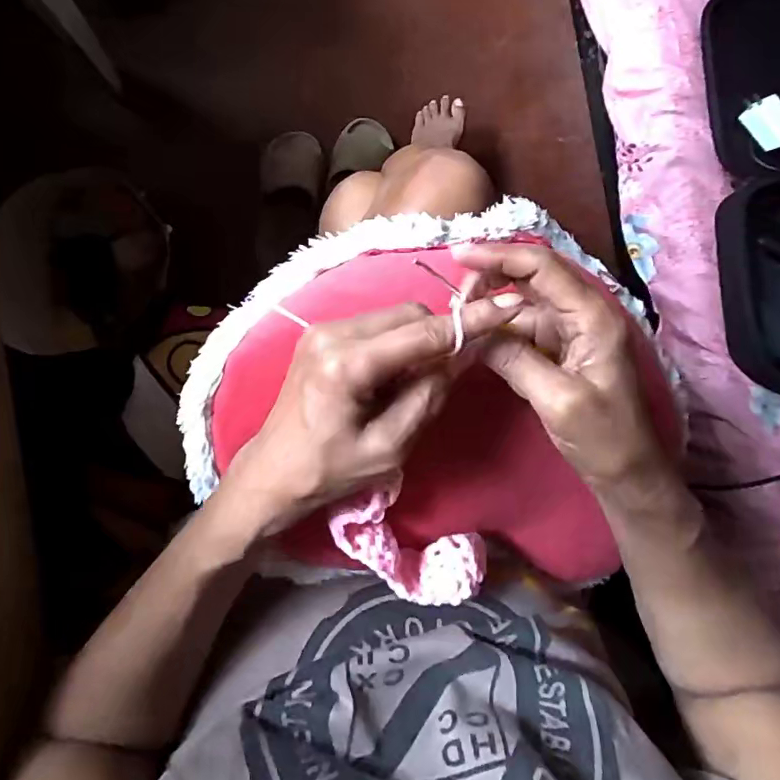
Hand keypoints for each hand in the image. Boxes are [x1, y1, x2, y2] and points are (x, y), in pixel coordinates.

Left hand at [211, 295, 523, 543]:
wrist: (269, 473)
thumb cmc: (327, 472)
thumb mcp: (388, 448)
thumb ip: (428, 396)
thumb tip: (462, 355)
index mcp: (346, 363)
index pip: (422, 333)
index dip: (470, 321)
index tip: (509, 306)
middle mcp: (332, 332)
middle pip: (409, 314)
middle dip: (439, 336)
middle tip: (445, 377)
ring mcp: (323, 328)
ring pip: (394, 317)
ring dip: (417, 341)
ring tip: (409, 386)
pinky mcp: (321, 333)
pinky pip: (376, 326)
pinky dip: (396, 344)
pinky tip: (389, 378)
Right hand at [451, 242, 673, 490]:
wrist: (627, 474)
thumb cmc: (604, 437)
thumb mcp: (558, 400)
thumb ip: (515, 359)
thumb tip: (474, 332)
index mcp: (592, 317)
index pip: (542, 267)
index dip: (499, 255)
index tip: (458, 254)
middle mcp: (582, 315)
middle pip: (531, 276)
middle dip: (490, 276)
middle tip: (454, 295)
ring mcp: (569, 332)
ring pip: (522, 303)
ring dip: (490, 306)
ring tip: (457, 318)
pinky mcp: (558, 351)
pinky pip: (521, 328)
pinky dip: (497, 328)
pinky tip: (474, 337)